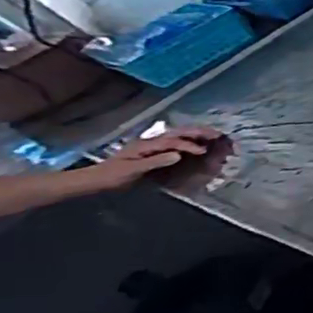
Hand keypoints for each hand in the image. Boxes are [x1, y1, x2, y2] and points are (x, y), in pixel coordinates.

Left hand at [81, 125, 221, 190]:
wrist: (93, 180)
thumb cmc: (111, 176)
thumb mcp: (131, 171)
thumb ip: (155, 162)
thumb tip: (179, 155)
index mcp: (146, 144)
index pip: (172, 141)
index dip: (189, 145)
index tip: (203, 151)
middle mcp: (151, 141)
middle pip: (179, 132)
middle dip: (199, 132)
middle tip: (218, 134)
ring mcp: (152, 145)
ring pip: (178, 135)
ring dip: (196, 134)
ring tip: (214, 136)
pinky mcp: (153, 151)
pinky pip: (176, 142)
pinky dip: (190, 140)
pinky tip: (198, 143)